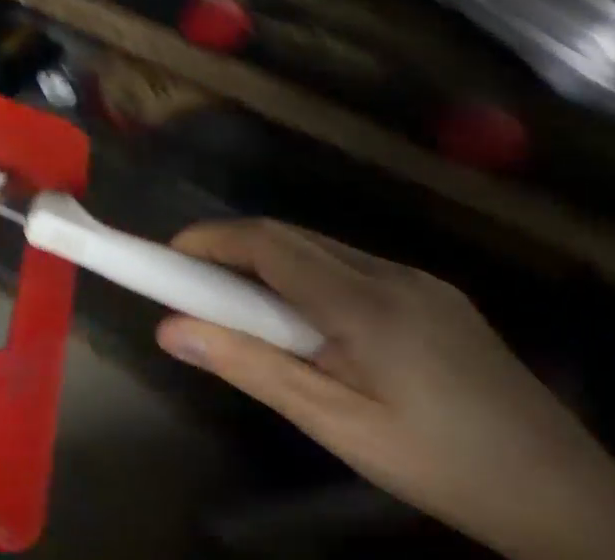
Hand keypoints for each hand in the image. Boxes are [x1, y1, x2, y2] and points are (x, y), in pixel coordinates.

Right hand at [157, 219, 614, 559]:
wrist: (573, 503)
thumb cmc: (441, 465)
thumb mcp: (336, 424)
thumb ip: (250, 367)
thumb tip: (166, 329)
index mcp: (367, 304)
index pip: (267, 242)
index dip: (207, 240)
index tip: (164, 261)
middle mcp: (395, 277)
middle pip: (290, 236)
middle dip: (229, 249)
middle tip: (191, 289)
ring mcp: (423, 285)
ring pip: (320, 249)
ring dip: (267, 263)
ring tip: (241, 312)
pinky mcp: (438, 301)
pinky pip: (350, 268)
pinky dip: (305, 277)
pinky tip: (304, 325)